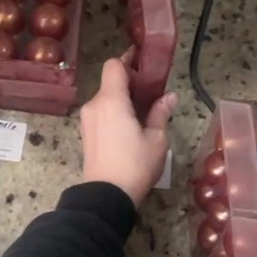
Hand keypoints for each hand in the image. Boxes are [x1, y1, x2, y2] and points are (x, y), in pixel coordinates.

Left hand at [80, 48, 177, 206]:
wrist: (106, 196)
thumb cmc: (135, 165)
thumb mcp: (156, 139)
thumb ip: (160, 113)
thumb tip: (170, 97)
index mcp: (111, 100)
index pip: (114, 65)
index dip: (129, 60)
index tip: (144, 63)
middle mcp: (94, 105)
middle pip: (110, 82)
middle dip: (130, 82)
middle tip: (152, 90)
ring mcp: (87, 120)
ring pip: (105, 98)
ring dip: (122, 99)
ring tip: (144, 111)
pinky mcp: (86, 134)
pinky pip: (101, 113)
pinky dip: (114, 112)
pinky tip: (131, 126)